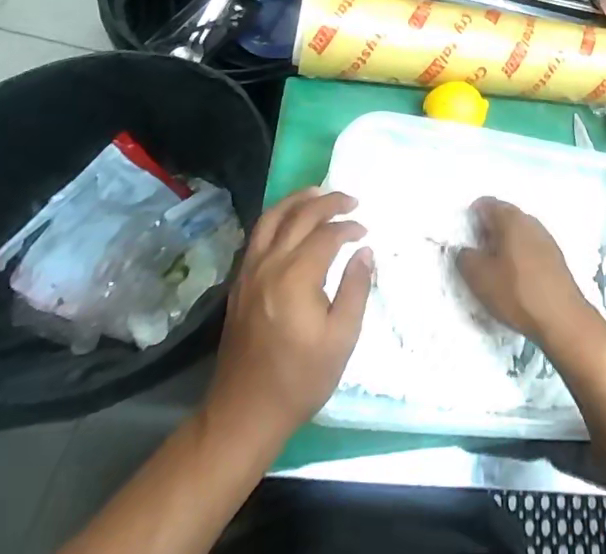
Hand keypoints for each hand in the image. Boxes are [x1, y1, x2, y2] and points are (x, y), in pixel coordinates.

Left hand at [206, 187, 372, 439]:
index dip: (349, 227)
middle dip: (327, 202)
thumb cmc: (300, 379)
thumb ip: (356, 289)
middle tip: (351, 200)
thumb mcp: (342, 338)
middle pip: (298, 217)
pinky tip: (290, 223)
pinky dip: (277, 219)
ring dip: (296, 201)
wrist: (245, 412)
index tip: (366, 232)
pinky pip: (257, 237)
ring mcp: (248, 273)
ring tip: (318, 193)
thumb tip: (363, 252)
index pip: (326, 235)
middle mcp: (268, 266)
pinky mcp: (239, 284)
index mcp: (295, 278)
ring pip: (270, 220)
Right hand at [456, 197, 595, 344]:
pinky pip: (530, 247)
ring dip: (504, 245)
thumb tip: (466, 250)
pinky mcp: (556, 257)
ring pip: (517, 233)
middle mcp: (531, 221)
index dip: (471, 218)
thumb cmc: (517, 292)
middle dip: (487, 232)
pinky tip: (516, 279)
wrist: (563, 319)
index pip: (485, 203)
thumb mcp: (479, 277)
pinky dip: (518, 256)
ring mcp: (546, 238)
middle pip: (503, 216)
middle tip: (478, 258)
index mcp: (511, 218)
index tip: (466, 242)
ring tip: (495, 271)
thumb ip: (464, 257)